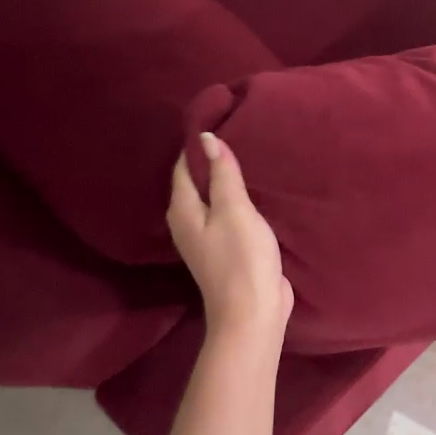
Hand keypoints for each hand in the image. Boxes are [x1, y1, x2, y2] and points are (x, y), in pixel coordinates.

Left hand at [168, 133, 292, 350]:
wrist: (252, 312)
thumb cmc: (242, 258)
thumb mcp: (235, 210)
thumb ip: (223, 175)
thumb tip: (206, 138)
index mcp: (183, 211)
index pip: (183, 168)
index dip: (197, 146)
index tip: (218, 122)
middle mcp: (187, 224)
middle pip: (194, 184)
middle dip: (210, 162)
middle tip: (236, 136)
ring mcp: (206, 240)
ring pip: (212, 202)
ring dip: (225, 184)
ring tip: (246, 161)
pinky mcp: (226, 252)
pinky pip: (227, 218)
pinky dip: (235, 204)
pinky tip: (253, 197)